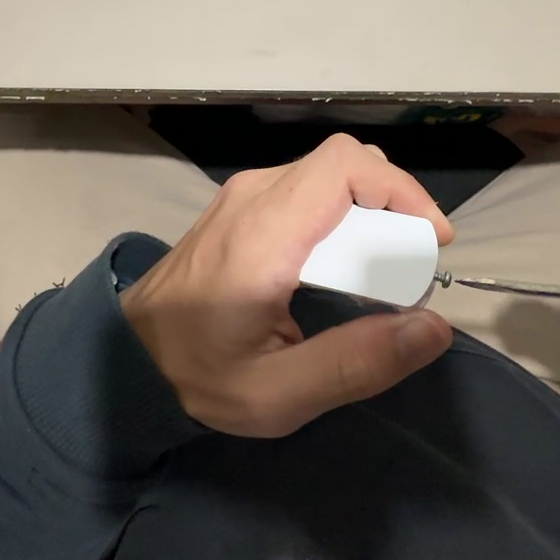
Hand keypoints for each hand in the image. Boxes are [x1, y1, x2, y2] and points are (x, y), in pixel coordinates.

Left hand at [120, 134, 455, 437]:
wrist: (127, 353)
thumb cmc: (196, 374)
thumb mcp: (276, 394)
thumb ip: (355, 363)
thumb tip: (433, 328)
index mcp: (263, 233)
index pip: (344, 166)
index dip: (401, 189)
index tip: (432, 239)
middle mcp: (254, 196)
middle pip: (343, 165)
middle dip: (392, 207)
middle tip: (409, 270)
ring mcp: (243, 195)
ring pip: (327, 174)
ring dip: (369, 212)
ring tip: (383, 272)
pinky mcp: (241, 206)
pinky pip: (307, 189)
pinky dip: (342, 215)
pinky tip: (345, 265)